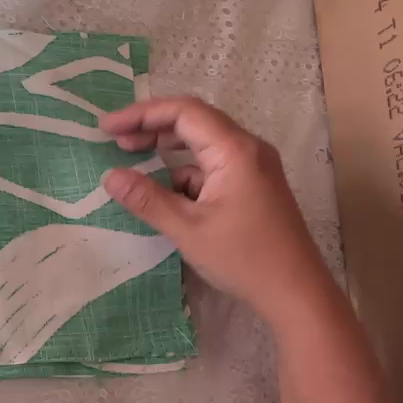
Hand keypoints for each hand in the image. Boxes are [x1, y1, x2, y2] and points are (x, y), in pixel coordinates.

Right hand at [101, 97, 332, 321]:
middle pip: (194, 121)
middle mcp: (247, 149)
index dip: (141, 114)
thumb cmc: (243, 257)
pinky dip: (183, 171)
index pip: (184, 112)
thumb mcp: (187, 229)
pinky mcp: (252, 186)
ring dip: (166, 149)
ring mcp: (252, 167)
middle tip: (114, 141)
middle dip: (151, 127)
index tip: (107, 128)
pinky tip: (162, 191)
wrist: (294, 290)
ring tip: (132, 158)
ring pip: (202, 144)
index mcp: (234, 151)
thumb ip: (147, 199)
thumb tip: (109, 176)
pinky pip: (211, 166)